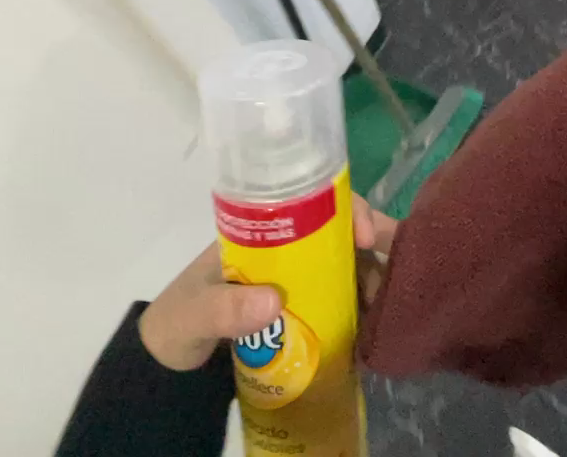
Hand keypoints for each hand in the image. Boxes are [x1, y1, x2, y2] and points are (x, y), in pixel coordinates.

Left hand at [137, 194, 398, 369]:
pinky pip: (343, 295)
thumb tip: (274, 302)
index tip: (366, 237)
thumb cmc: (179, 322)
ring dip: (374, 274)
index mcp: (265, 230)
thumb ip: (225, 309)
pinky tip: (375, 321)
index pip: (315, 202)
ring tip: (388, 302)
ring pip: (349, 262)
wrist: (167, 364)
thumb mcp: (194, 314)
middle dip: (376, 240)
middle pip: (342, 229)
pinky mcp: (306, 306)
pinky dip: (363, 303)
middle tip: (400, 265)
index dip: (348, 210)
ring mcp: (299, 275)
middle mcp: (289, 245)